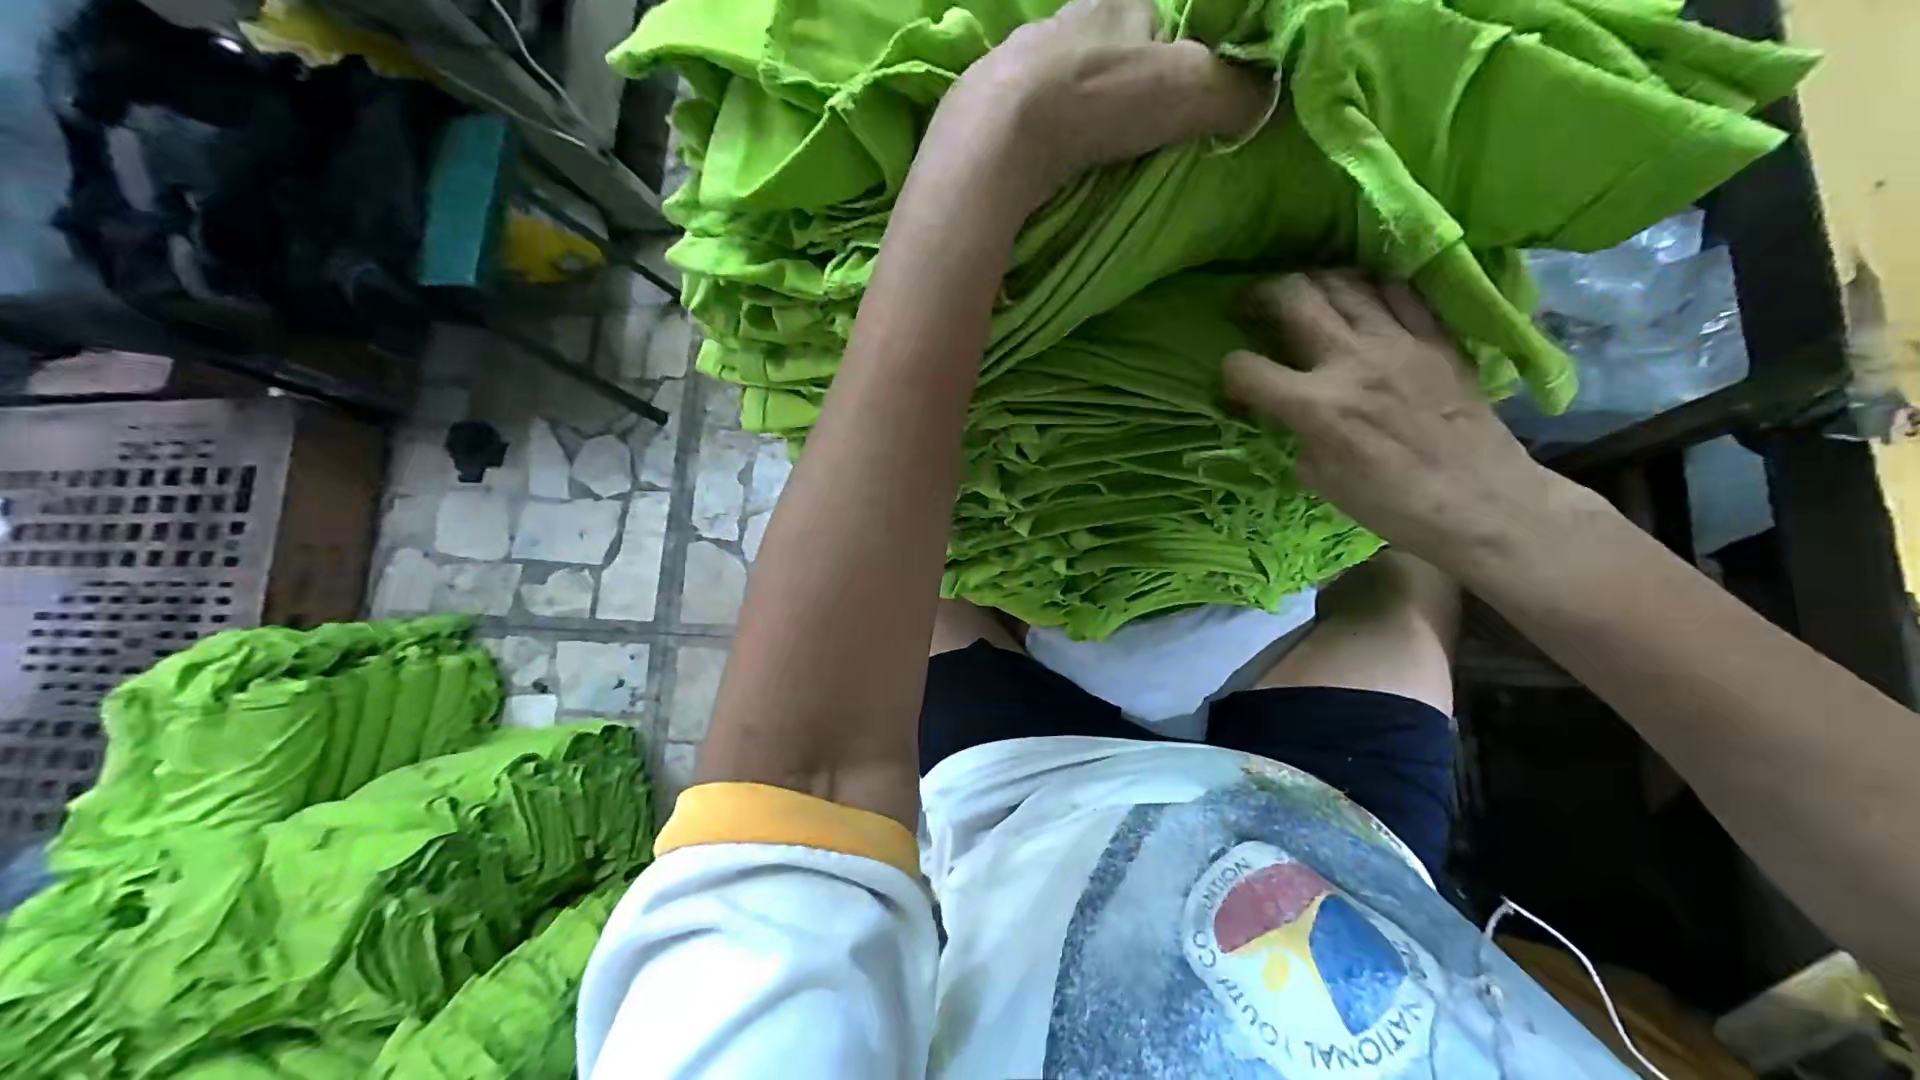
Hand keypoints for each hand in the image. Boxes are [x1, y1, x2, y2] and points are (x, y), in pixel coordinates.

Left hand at [926, 0, 1267, 209]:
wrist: (998, 139)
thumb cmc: (1099, 101)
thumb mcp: (1190, 90)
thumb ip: (1236, 91)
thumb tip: (1264, 103)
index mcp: (1115, 0)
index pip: (1155, 17)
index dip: (1169, 56)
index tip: (1168, 102)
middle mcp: (1062, 19)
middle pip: (1102, 49)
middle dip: (1114, 86)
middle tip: (1122, 133)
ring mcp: (1014, 58)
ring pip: (1056, 80)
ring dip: (1069, 111)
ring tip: (1079, 152)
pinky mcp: (980, 101)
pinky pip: (1018, 112)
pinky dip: (1032, 133)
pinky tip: (1038, 159)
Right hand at [1223, 272, 1587, 574]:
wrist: (1481, 501)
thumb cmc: (1392, 504)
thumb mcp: (1320, 478)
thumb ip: (1296, 433)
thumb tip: (1287, 412)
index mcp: (1317, 407)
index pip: (1247, 369)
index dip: (1229, 372)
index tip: (1234, 382)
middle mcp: (1352, 361)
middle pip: (1294, 297)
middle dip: (1259, 295)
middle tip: (1250, 304)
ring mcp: (1399, 342)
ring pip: (1343, 282)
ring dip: (1311, 282)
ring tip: (1301, 293)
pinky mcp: (1436, 338)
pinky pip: (1398, 290)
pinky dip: (1369, 285)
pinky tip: (1357, 294)